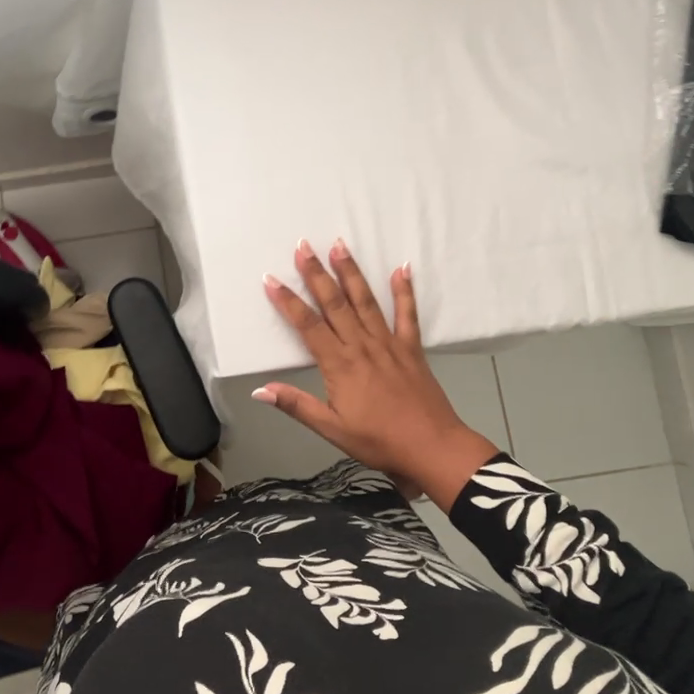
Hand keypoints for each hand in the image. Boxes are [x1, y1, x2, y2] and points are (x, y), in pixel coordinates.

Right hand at [256, 240, 497, 507]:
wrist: (433, 447)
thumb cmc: (379, 441)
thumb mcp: (331, 429)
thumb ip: (296, 405)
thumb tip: (260, 390)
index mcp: (339, 365)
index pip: (307, 326)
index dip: (287, 301)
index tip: (271, 279)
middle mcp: (362, 346)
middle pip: (335, 303)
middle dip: (316, 273)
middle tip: (303, 246)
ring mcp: (389, 344)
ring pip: (366, 301)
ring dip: (351, 272)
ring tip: (339, 245)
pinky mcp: (411, 349)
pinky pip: (407, 314)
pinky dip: (404, 291)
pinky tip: (402, 269)